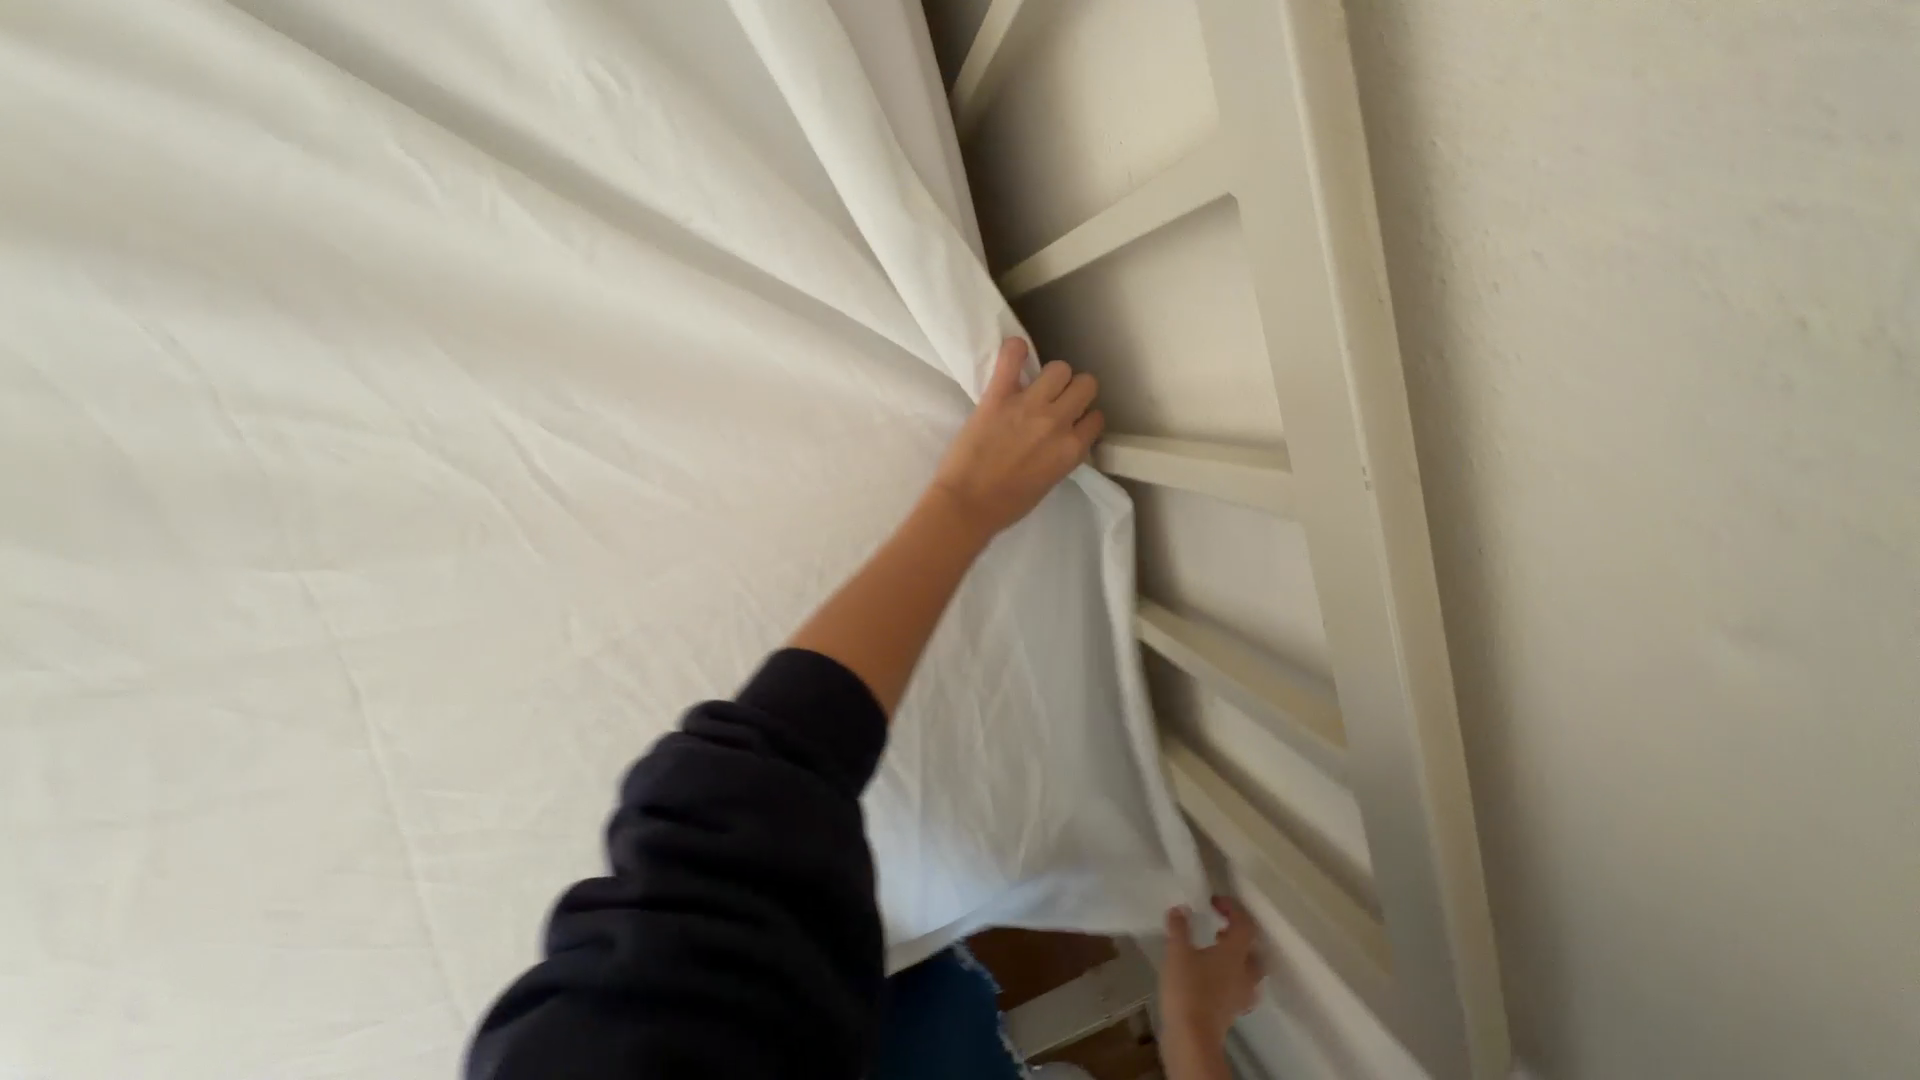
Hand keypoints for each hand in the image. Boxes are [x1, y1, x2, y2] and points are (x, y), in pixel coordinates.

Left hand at [929, 338, 1104, 537]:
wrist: (967, 504)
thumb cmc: (1007, 505)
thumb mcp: (1049, 482)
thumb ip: (1061, 455)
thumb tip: (1061, 439)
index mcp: (1071, 450)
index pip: (1096, 419)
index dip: (1084, 418)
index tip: (1071, 423)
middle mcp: (1057, 423)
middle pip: (1085, 385)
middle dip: (1074, 391)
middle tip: (1055, 401)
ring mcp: (1028, 406)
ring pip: (1060, 368)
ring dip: (1051, 376)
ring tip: (1035, 386)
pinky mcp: (998, 395)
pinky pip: (1011, 356)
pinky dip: (1014, 350)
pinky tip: (1015, 356)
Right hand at [1159, 897, 1264, 1075]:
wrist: (1192, 1038)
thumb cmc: (1187, 989)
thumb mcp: (1177, 951)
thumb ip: (1179, 927)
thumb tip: (1180, 909)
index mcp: (1235, 953)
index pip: (1245, 924)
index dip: (1233, 909)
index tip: (1214, 902)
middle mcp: (1245, 973)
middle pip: (1254, 950)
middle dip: (1239, 937)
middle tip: (1219, 930)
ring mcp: (1242, 995)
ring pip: (1248, 971)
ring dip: (1236, 958)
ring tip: (1213, 953)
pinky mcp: (1233, 1011)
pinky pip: (1238, 988)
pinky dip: (1229, 978)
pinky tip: (1209, 978)